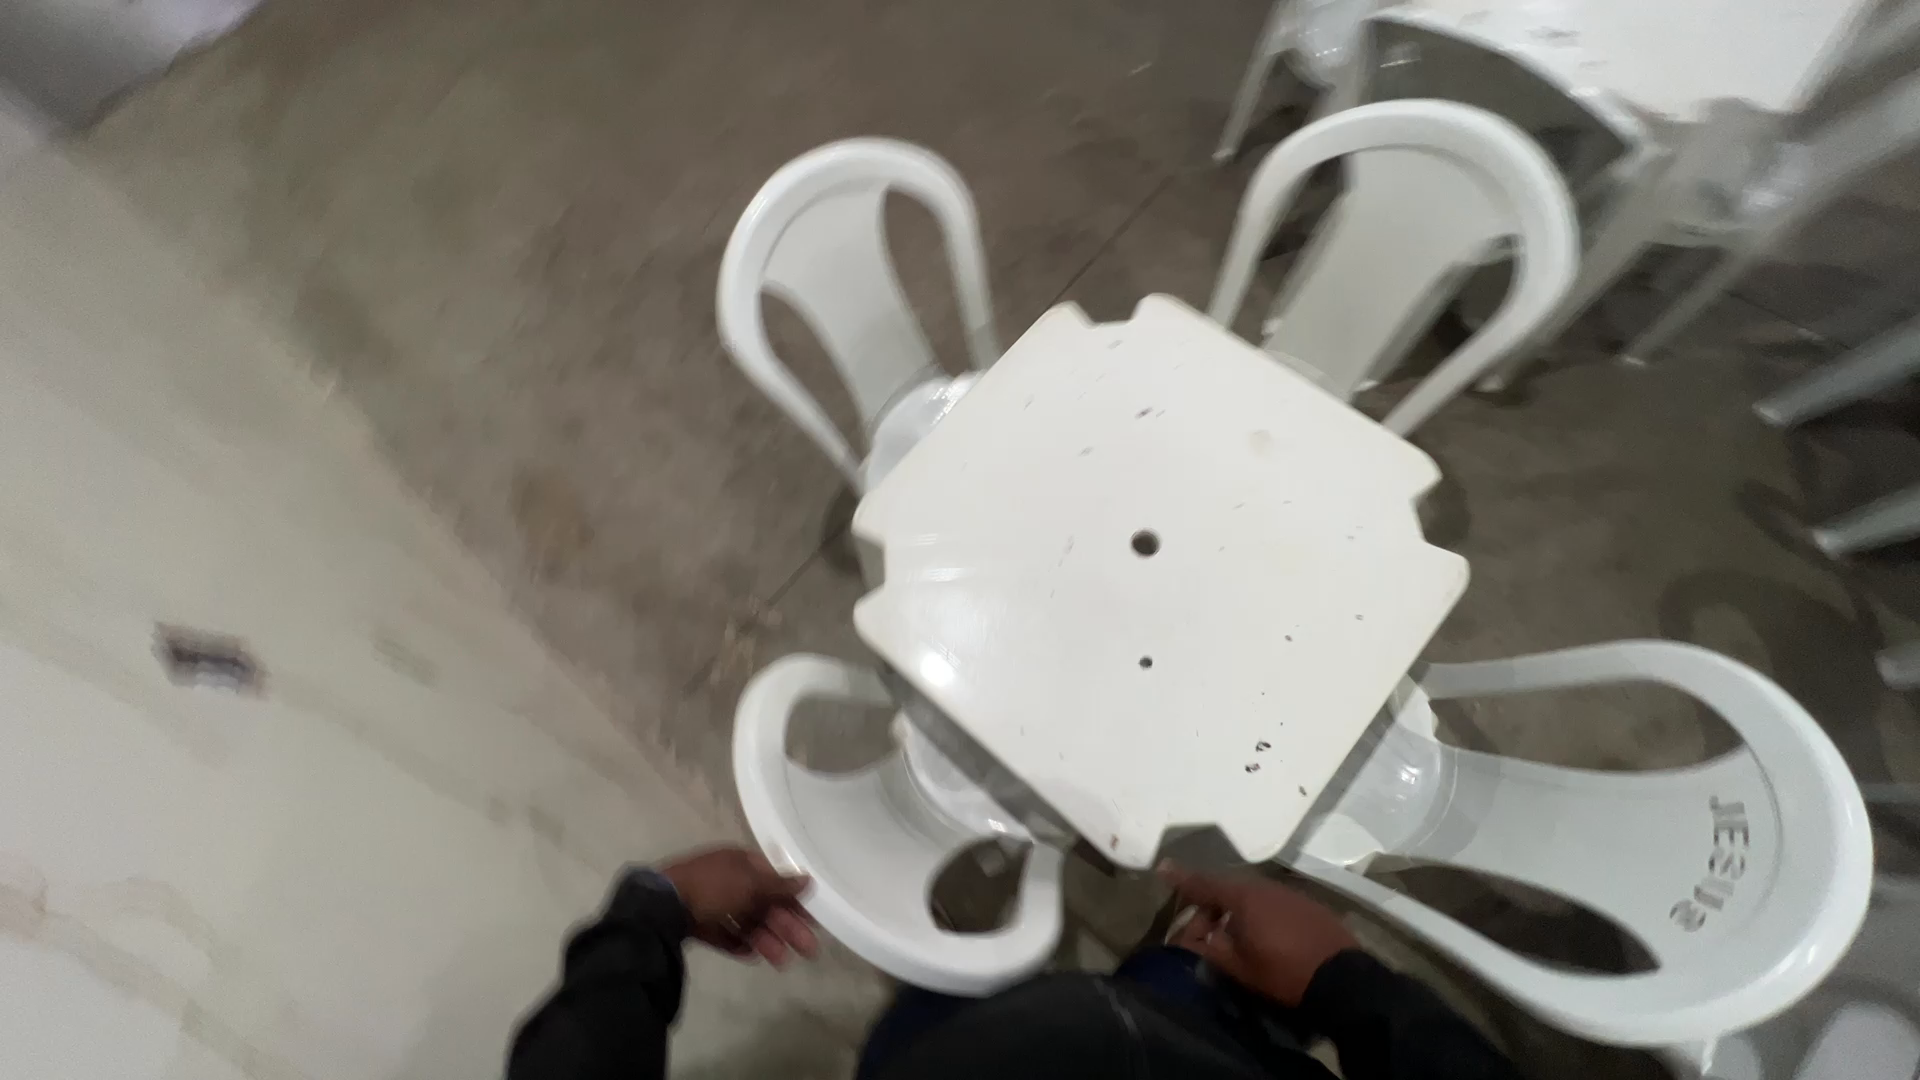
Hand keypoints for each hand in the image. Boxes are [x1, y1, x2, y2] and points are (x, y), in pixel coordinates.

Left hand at [662, 848, 818, 967]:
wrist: (661, 907)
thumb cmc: (713, 887)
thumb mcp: (750, 883)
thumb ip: (779, 885)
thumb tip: (808, 880)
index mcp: (742, 861)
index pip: (775, 880)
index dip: (795, 899)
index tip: (812, 919)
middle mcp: (729, 879)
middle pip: (764, 903)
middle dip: (785, 925)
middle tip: (807, 949)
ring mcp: (711, 901)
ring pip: (746, 921)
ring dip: (766, 939)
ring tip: (781, 962)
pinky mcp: (697, 923)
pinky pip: (724, 933)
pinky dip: (738, 943)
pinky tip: (751, 956)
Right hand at [1160, 862, 1357, 1005]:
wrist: (1346, 981)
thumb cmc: (1285, 972)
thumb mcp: (1240, 967)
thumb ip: (1208, 949)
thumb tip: (1184, 940)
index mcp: (1242, 896)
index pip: (1203, 883)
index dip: (1181, 878)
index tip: (1162, 868)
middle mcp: (1263, 886)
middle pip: (1225, 891)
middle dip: (1208, 910)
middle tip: (1199, 936)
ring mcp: (1287, 893)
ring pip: (1249, 897)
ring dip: (1234, 914)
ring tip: (1229, 939)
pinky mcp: (1307, 905)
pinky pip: (1271, 904)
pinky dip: (1257, 915)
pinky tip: (1261, 937)